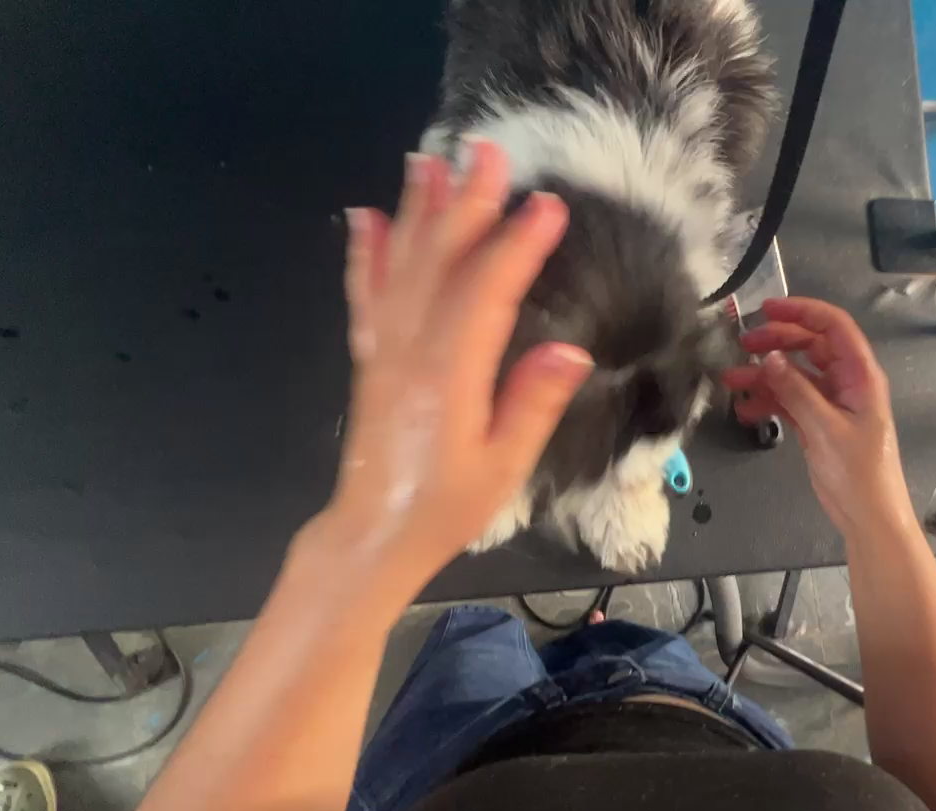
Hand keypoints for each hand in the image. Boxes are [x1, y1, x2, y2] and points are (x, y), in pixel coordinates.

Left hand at [316, 142, 592, 590]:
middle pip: (438, 263)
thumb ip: (532, 404)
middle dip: (464, 204)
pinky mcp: (369, 360)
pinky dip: (365, 253)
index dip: (516, 245)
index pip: (484, 293)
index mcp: (448, 376)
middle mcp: (409, 351)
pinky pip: (365, 296)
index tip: (547, 205)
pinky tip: (366, 218)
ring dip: (416, 211)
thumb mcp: (504, 466)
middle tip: (485, 152)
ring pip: (398, 268)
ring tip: (428, 160)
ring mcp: (382, 351)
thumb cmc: (448, 508)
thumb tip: (570, 350)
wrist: (374, 534)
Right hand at [723, 297, 918, 541]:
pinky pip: (790, 402)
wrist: (868, 515)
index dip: (802, 312)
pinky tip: (745, 409)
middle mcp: (846, 383)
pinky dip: (769, 402)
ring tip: (732, 380)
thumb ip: (797, 391)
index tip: (767, 309)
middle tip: (743, 344)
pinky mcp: (817, 424)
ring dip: (764, 376)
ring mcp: (830, 404)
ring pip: (794, 376)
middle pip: (809, 347)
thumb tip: (770, 358)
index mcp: (860, 375)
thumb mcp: (826, 428)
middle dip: (776, 343)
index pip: (833, 327)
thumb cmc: (859, 472)